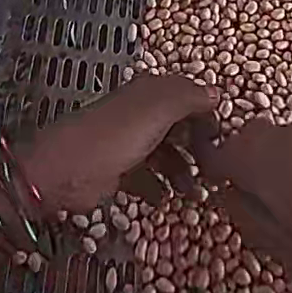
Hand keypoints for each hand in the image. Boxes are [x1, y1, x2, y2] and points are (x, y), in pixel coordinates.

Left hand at [22, 72, 217, 212]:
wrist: (66, 171)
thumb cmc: (114, 137)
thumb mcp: (156, 110)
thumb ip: (188, 98)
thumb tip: (216, 93)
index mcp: (149, 93)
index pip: (188, 95)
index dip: (207, 114)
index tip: (225, 140)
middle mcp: (140, 114)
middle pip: (178, 125)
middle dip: (198, 146)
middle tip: (215, 170)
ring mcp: (128, 142)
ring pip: (166, 153)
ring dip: (182, 171)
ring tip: (194, 192)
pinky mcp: (118, 170)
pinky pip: (148, 178)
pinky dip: (159, 188)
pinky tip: (166, 199)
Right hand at [196, 121, 291, 292]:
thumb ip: (251, 218)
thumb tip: (226, 192)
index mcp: (288, 181)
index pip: (230, 152)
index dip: (212, 161)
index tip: (209, 175)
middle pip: (251, 133)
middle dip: (238, 154)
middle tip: (237, 182)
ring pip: (277, 131)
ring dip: (264, 150)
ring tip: (272, 184)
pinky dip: (290, 149)